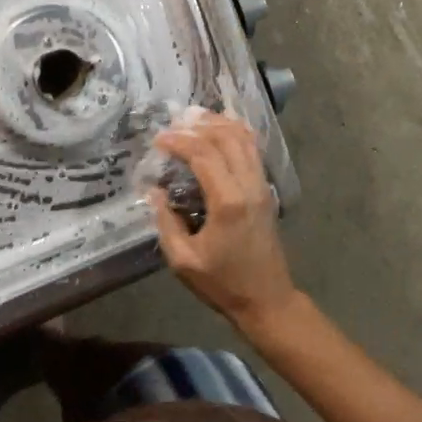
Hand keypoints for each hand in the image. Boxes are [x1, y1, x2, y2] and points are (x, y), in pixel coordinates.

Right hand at [149, 110, 300, 330]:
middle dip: (197, 125)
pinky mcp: (266, 188)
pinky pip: (252, 148)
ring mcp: (262, 184)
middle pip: (225, 137)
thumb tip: (154, 191)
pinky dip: (234, 132)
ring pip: (243, 137)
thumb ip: (165, 222)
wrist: (267, 301)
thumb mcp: (183, 261)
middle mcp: (249, 185)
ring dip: (217, 123)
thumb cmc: (223, 284)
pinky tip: (217, 131)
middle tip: (172, 125)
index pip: (203, 154)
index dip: (179, 141)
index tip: (158, 140)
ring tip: (192, 120)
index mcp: (228, 202)